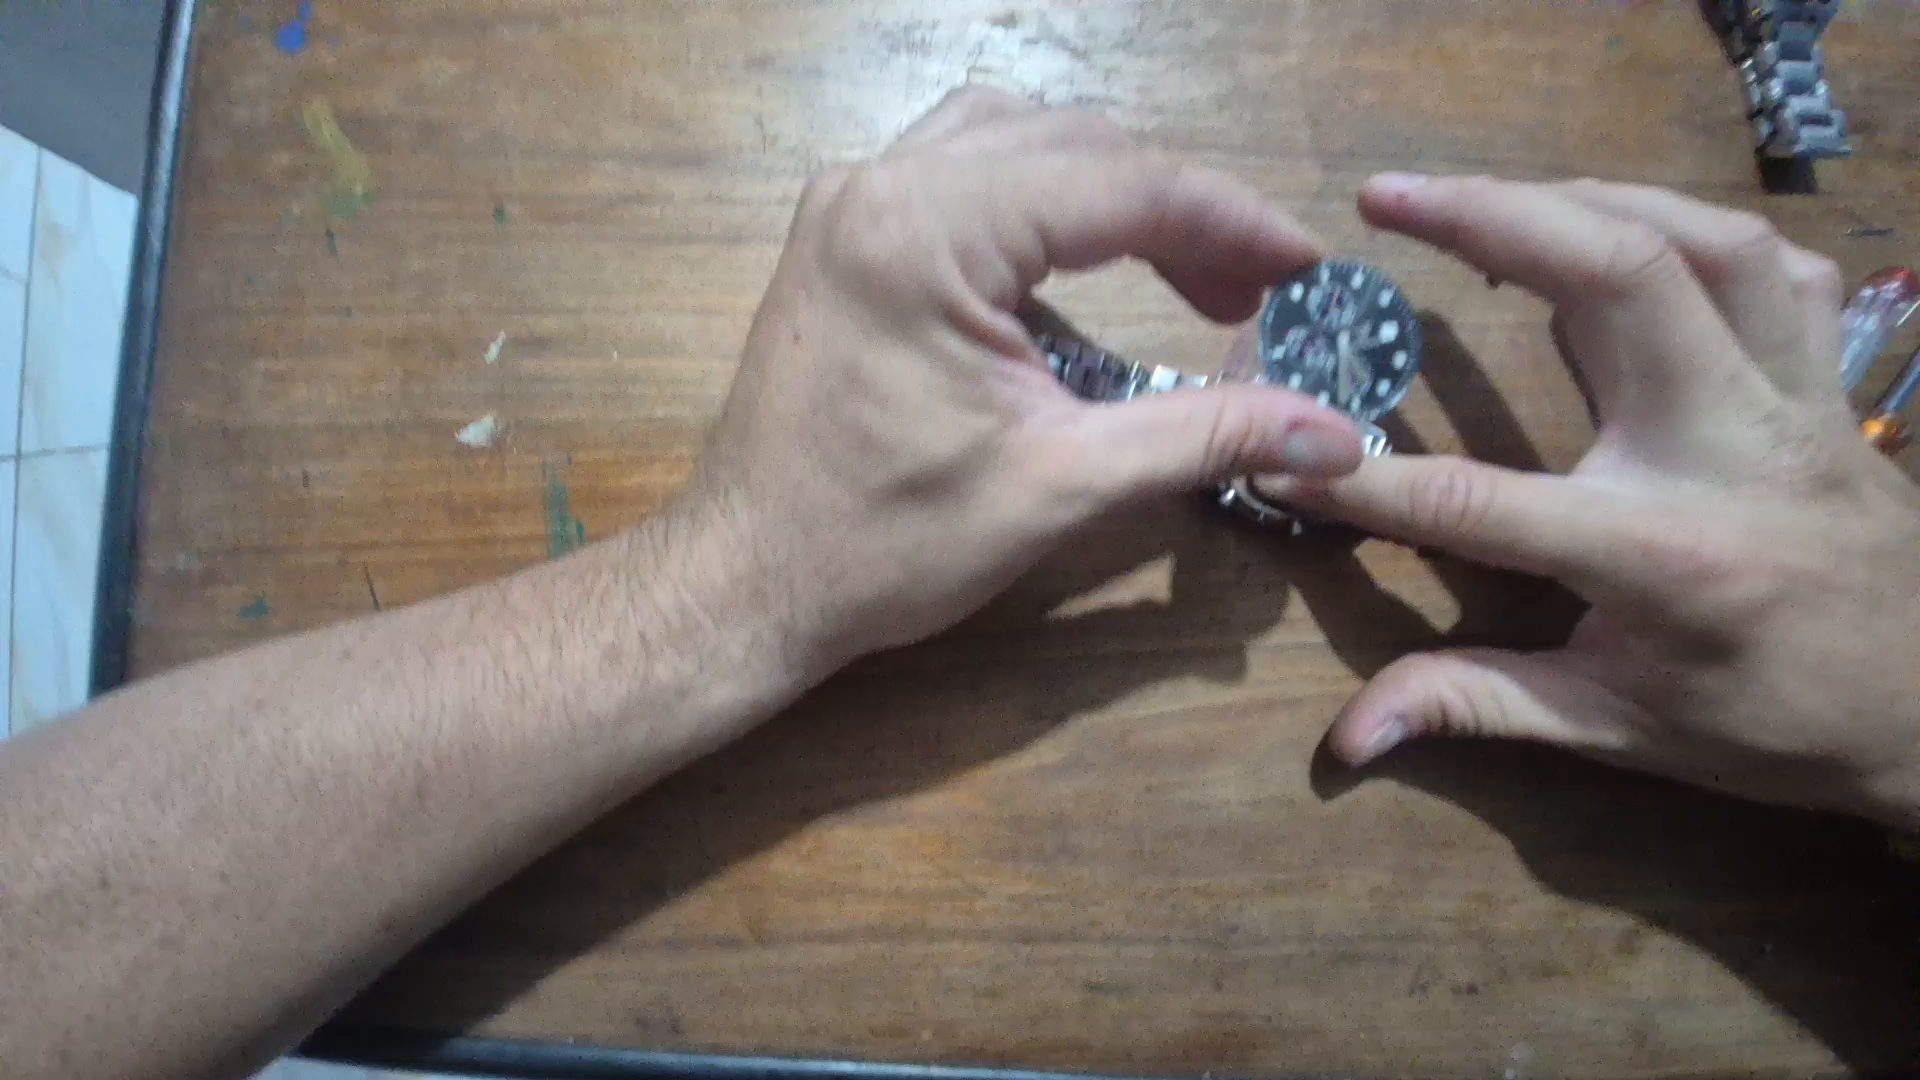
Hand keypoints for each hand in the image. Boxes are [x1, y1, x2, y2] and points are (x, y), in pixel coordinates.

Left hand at [685, 89, 1365, 681]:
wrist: (750, 582)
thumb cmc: (886, 547)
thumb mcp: (1057, 485)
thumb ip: (1201, 437)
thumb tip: (1336, 434)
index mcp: (928, 230)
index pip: (1120, 183)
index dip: (1230, 222)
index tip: (1302, 266)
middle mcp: (878, 185)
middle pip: (1070, 147)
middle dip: (1173, 212)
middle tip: (1243, 290)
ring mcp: (846, 207)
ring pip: (1011, 146)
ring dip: (1103, 197)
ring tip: (1172, 269)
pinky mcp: (837, 243)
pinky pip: (956, 186)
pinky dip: (1031, 215)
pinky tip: (1065, 280)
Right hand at [1270, 174, 1919, 828]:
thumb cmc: (1763, 724)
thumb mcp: (1605, 727)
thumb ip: (1470, 706)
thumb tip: (1349, 741)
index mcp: (1664, 555)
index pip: (1475, 500)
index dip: (1361, 480)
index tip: (1273, 451)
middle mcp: (1732, 452)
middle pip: (1625, 284)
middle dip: (1492, 221)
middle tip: (1385, 197)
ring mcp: (1789, 402)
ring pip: (1705, 243)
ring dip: (1576, 201)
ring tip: (1472, 195)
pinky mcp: (1814, 381)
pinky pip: (1760, 262)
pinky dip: (1667, 222)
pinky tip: (1592, 226)